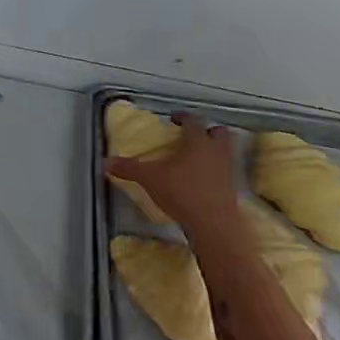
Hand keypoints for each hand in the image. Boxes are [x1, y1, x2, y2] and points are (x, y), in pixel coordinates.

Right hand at [105, 112, 240, 230]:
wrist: (213, 223)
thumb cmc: (182, 192)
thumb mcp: (150, 179)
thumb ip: (129, 168)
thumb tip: (106, 162)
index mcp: (198, 142)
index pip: (194, 120)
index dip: (183, 117)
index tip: (174, 118)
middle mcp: (217, 151)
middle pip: (219, 132)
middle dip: (208, 131)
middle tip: (193, 136)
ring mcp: (228, 169)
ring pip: (226, 151)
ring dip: (214, 150)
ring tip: (196, 158)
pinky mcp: (233, 188)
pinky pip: (226, 171)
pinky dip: (215, 171)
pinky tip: (202, 180)